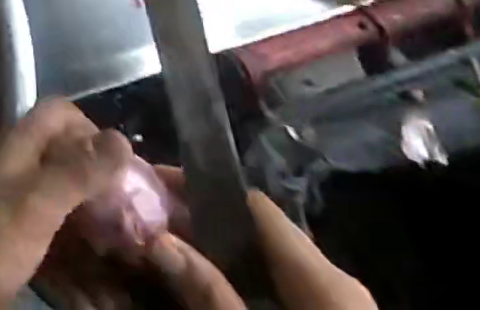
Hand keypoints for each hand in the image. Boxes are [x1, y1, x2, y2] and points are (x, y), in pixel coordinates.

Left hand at [0, 97, 133, 309]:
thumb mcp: (38, 201)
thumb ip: (77, 170)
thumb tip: (122, 138)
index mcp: (19, 143)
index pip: (60, 112)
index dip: (91, 130)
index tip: (120, 169)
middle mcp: (18, 163)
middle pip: (67, 156)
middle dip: (100, 183)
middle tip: (131, 218)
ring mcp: (15, 198)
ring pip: (66, 199)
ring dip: (94, 224)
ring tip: (123, 253)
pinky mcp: (16, 233)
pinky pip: (56, 235)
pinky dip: (78, 257)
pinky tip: (97, 287)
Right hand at [143, 168, 374, 309]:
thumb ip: (209, 294)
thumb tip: (157, 237)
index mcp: (325, 278)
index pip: (252, 204)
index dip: (199, 187)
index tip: (148, 185)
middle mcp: (335, 284)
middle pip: (254, 233)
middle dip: (198, 225)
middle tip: (144, 224)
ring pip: (263, 265)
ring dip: (213, 256)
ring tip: (161, 256)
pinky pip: (276, 294)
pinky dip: (238, 286)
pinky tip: (201, 294)